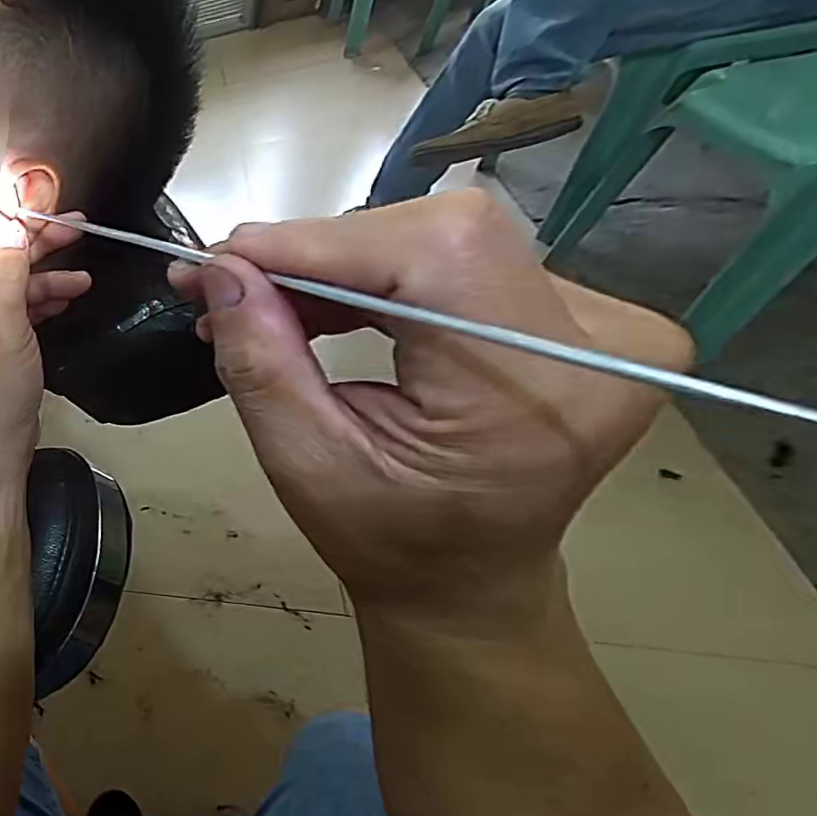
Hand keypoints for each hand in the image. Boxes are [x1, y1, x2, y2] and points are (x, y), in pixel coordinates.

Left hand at [0, 209, 85, 461]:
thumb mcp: (3, 327)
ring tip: (79, 248)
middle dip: (26, 233)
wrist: (0, 445)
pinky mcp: (0, 334)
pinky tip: (72, 290)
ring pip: (11, 274)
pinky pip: (22, 301)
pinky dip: (46, 293)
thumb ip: (8, 273)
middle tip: (63, 217)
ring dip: (44, 263)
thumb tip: (11, 226)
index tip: (17, 191)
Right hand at [168, 192, 691, 629]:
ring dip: (333, 262)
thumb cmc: (387, 543)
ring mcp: (597, 318)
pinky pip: (449, 261)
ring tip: (262, 301)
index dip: (317, 242)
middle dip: (315, 252)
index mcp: (539, 393)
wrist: (465, 580)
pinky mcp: (567, 312)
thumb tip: (219, 272)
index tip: (223, 257)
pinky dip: (367, 275)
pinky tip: (315, 304)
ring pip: (437, 238)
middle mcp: (595, 339)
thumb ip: (260, 363)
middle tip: (229, 284)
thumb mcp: (304, 465)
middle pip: (435, 234)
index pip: (432, 254)